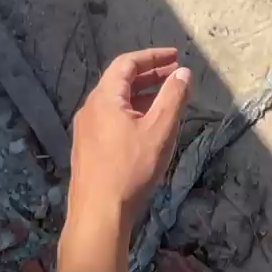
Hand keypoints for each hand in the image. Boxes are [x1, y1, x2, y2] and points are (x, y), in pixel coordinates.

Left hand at [67, 47, 191, 225]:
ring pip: (117, 101)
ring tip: (169, 97)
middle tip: (177, 73)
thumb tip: (183, 73)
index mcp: (104, 99)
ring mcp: (87, 130)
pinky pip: (113, 117)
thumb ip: (174, 96)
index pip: (127, 64)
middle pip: (120, 81)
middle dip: (150, 74)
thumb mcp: (161, 128)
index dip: (152, 56)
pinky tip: (151, 124)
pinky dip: (134, 110)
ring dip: (144, 93)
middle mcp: (90, 109)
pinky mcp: (89, 148)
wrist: (99, 214)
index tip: (176, 56)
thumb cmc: (131, 168)